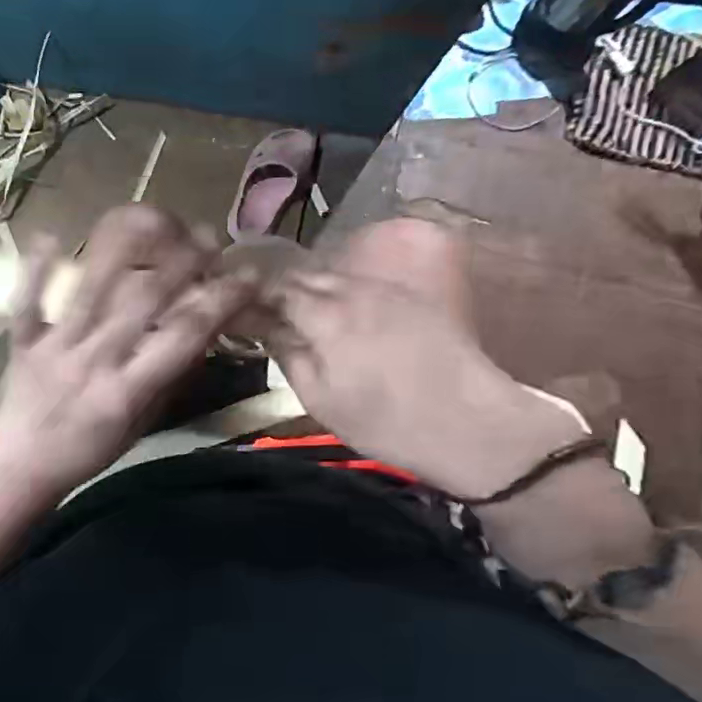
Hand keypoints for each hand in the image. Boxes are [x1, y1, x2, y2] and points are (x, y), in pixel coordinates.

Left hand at [0, 206, 256, 498]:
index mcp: (127, 390)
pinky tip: (49, 235)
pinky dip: (35, 268)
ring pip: (89, 288)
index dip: (221, 301)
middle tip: (206, 239)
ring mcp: (54, 347)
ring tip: (150, 218)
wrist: (19, 469)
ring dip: (123, 249)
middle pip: (142, 300)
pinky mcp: (22, 342)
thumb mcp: (138, 428)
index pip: (185, 336)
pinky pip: (25, 301)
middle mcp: (94, 361)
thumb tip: (197, 337)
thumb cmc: (84, 453)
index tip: (246, 276)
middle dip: (182, 262)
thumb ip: (166, 382)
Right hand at [261, 217, 581, 497]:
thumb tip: (261, 325)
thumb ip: (286, 352)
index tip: (229, 308)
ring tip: (289, 309)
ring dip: (306, 287)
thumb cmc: (385, 421)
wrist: (471, 425)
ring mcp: (388, 289)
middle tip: (254, 308)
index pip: (273, 289)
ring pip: (333, 275)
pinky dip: (337, 290)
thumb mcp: (318, 396)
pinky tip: (332, 310)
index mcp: (326, 314)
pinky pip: (362, 282)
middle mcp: (355, 289)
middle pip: (302, 275)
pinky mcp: (414, 297)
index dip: (248, 295)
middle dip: (274, 287)